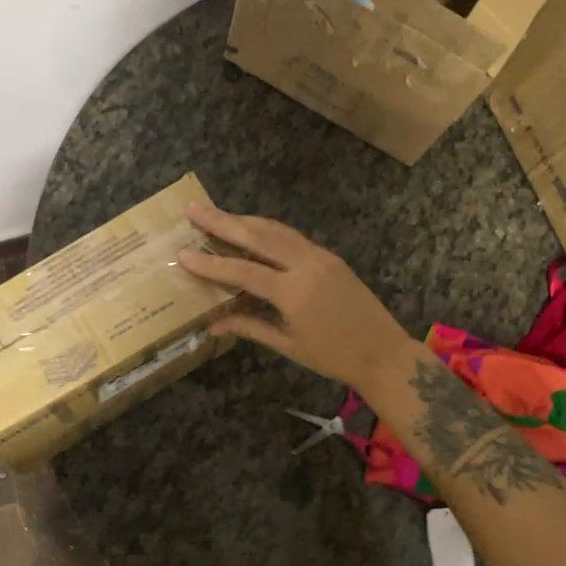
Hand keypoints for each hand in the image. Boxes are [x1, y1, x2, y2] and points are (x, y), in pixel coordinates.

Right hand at [178, 203, 414, 389]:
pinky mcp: (329, 256)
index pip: (243, 271)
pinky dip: (267, 229)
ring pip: (275, 229)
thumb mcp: (288, 345)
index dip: (211, 263)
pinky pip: (292, 236)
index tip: (182, 253)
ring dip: (244, 219)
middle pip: (257, 236)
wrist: (383, 352)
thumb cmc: (333, 356)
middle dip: (222, 221)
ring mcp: (320, 256)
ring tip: (215, 213)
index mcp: (294, 292)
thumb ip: (250, 327)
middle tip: (193, 208)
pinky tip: (250, 227)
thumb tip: (211, 324)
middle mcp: (306, 265)